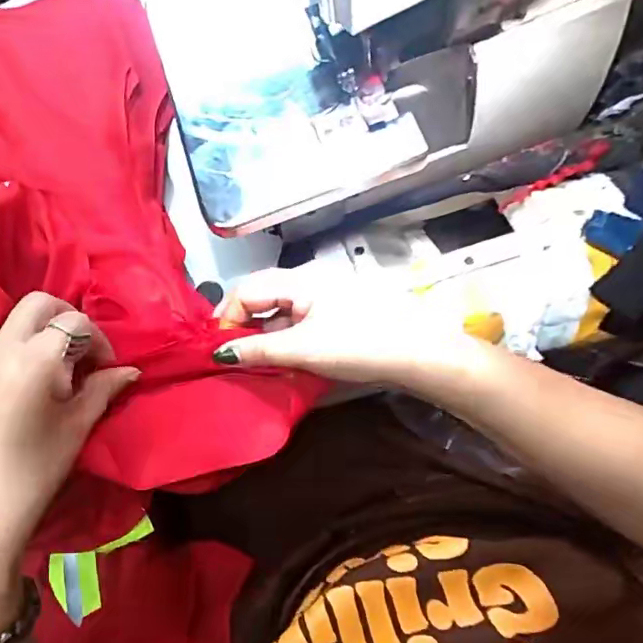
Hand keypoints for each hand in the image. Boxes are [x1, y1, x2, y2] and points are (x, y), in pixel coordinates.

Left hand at [0, 293, 138, 633]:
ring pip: (13, 327)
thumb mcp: (77, 428)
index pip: (73, 322)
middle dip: (66, 318)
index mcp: (32, 358)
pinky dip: (19, 355)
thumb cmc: (37, 471)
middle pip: (36, 304)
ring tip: (58, 376)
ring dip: (41, 336)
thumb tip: (128, 371)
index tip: (107, 369)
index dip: (98, 340)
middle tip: (84, 353)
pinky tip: (29, 393)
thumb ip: (103, 389)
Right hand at [211, 266, 491, 387]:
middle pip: (260, 297)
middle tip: (232, 357)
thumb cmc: (360, 345)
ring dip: (262, 335)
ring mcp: (325, 296)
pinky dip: (283, 339)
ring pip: (278, 310)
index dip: (226, 319)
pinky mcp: (336, 313)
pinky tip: (283, 360)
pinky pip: (296, 320)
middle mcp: (309, 280)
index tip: (219, 350)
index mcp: (299, 279)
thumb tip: (219, 354)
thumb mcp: (302, 350)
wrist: (423, 356)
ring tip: (255, 363)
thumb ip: (257, 350)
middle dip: (242, 326)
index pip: (245, 290)